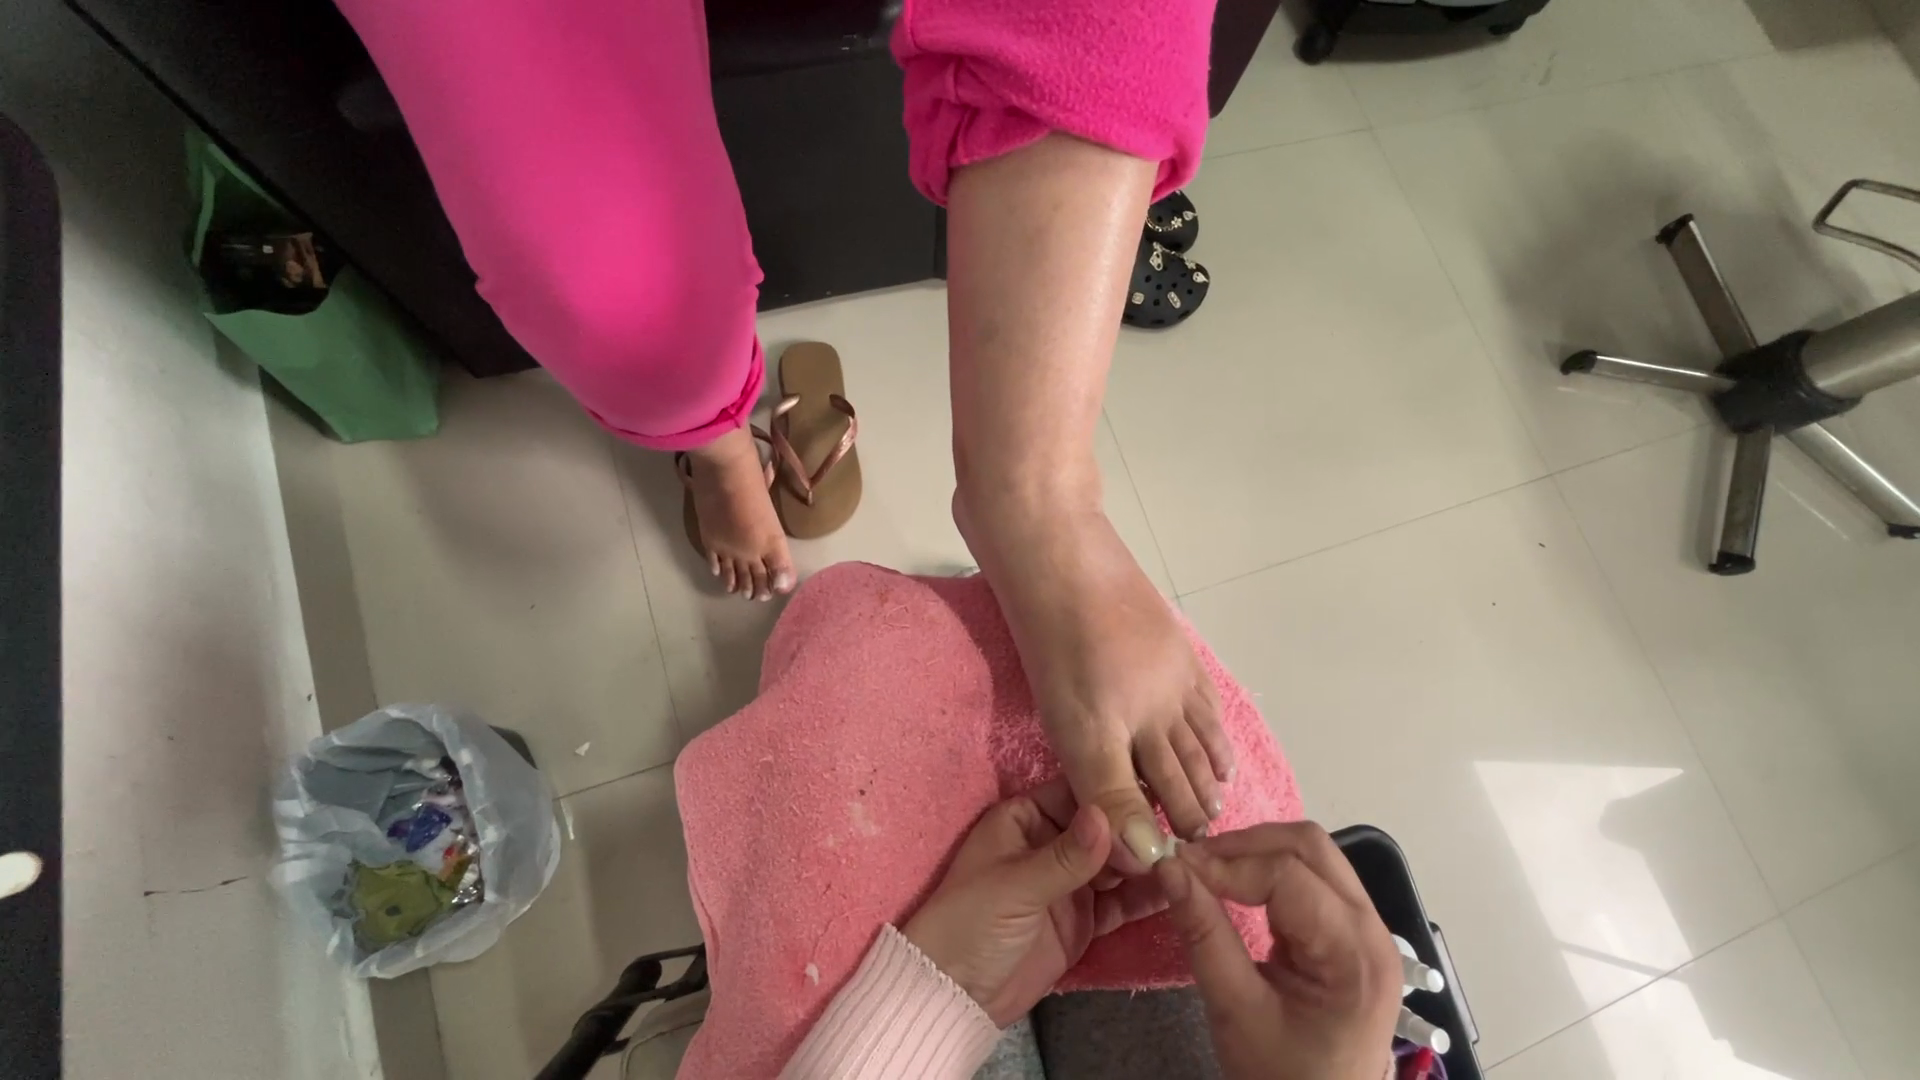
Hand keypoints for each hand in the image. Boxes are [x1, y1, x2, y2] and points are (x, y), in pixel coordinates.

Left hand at [902, 779, 1166, 1026]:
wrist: (955, 995)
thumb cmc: (971, 922)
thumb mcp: (1018, 885)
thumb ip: (1067, 856)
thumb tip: (1109, 814)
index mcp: (1025, 817)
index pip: (1077, 793)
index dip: (1115, 792)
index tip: (1160, 790)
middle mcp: (1051, 841)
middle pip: (1104, 828)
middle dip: (1140, 830)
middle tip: (1187, 829)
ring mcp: (1070, 881)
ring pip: (1118, 863)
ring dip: (1149, 863)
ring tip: (1193, 859)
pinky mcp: (1083, 918)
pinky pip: (1120, 902)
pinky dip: (1146, 898)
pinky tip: (1179, 890)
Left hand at [975, 508, 1235, 870]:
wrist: (1058, 550)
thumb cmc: (1048, 638)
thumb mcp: (1067, 722)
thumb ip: (1104, 786)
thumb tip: (1147, 853)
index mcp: (1130, 733)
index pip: (1159, 797)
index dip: (1170, 831)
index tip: (1181, 865)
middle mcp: (1162, 707)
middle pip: (1185, 769)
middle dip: (1194, 808)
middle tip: (1209, 841)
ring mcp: (1171, 671)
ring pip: (1198, 736)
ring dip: (1209, 771)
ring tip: (1220, 796)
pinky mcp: (1171, 642)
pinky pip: (1204, 698)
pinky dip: (1213, 727)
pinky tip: (1215, 735)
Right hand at [1155, 823, 1401, 1079]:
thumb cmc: (1282, 1077)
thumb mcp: (1236, 1010)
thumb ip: (1203, 934)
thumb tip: (1167, 866)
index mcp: (1354, 955)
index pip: (1286, 876)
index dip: (1226, 864)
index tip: (1176, 867)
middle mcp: (1373, 930)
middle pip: (1309, 846)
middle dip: (1245, 845)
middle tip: (1194, 863)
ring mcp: (1367, 929)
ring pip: (1311, 852)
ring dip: (1257, 851)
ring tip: (1210, 871)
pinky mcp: (1351, 931)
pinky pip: (1311, 874)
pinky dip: (1269, 868)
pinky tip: (1236, 885)